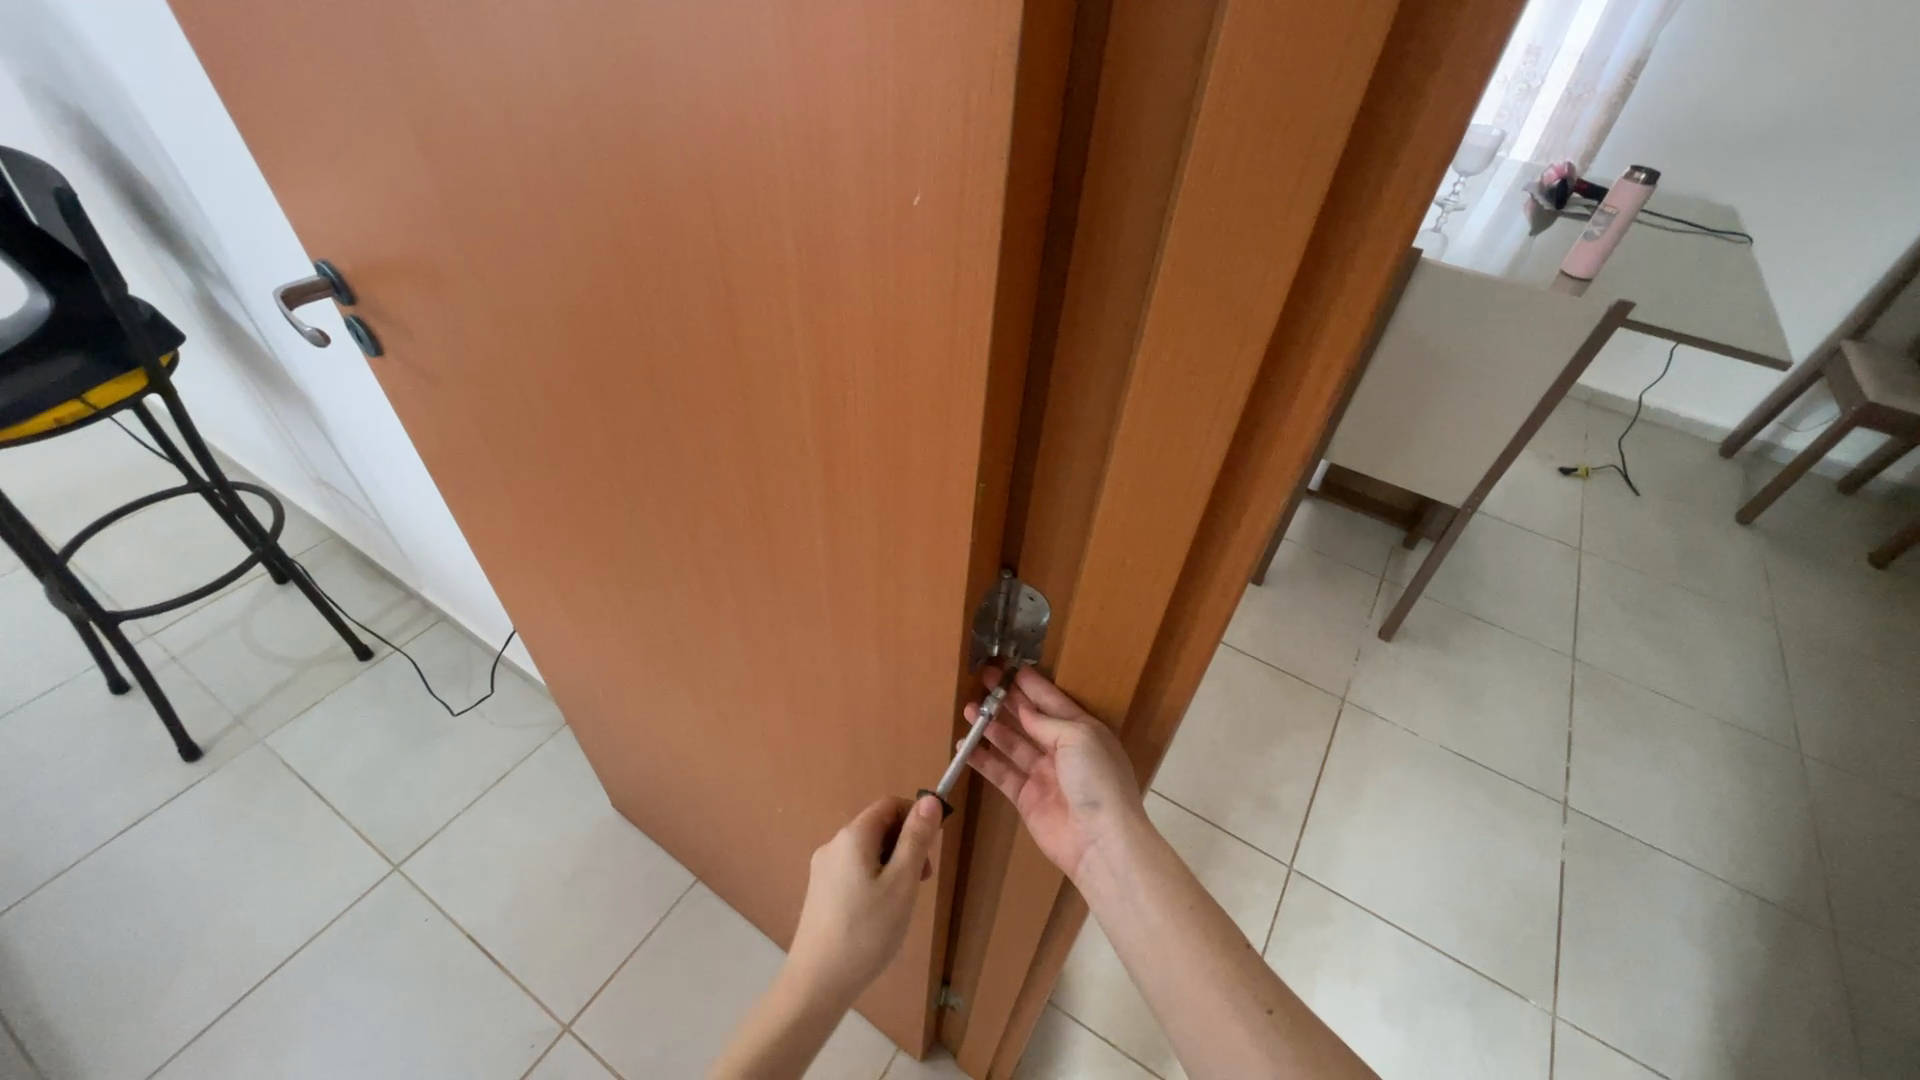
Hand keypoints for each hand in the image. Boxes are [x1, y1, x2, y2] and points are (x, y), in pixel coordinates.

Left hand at [785, 794, 942, 1001]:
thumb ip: (916, 839)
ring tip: (902, 903)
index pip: (889, 805)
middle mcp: (834, 845)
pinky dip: (875, 881)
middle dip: (906, 845)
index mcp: (853, 836)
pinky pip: (855, 872)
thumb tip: (930, 799)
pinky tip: (879, 915)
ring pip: (868, 852)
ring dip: (893, 865)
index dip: (915, 817)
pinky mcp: (820, 893)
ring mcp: (823, 870)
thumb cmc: (867, 931)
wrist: (816, 983)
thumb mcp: (902, 883)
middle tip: (921, 882)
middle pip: (878, 827)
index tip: (932, 849)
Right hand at [965, 667, 1145, 882]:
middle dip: (1007, 700)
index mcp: (1083, 731)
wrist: (1100, 840)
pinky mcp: (1026, 798)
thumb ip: (1048, 721)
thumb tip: (1026, 709)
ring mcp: (1044, 775)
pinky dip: (983, 760)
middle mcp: (1063, 750)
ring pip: (1012, 744)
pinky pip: (1001, 773)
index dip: (1031, 685)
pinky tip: (966, 746)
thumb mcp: (1079, 737)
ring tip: (969, 709)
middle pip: (1030, 720)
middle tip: (983, 681)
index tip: (1009, 667)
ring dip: (991, 727)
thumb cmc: (1096, 780)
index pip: (1052, 701)